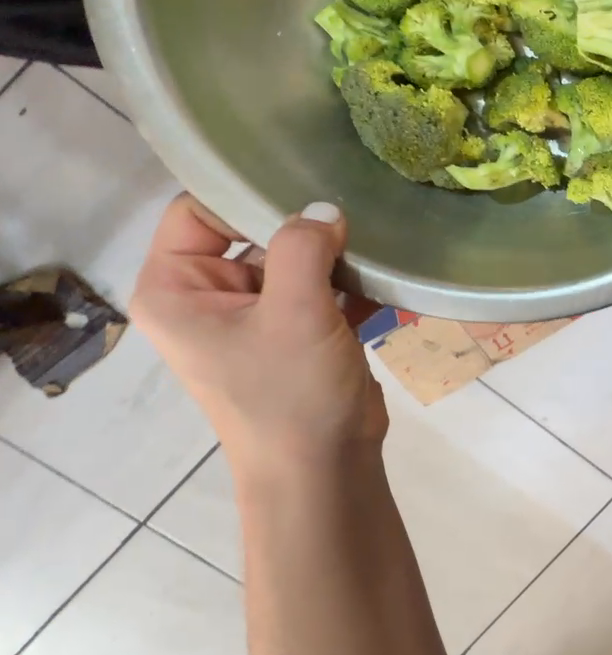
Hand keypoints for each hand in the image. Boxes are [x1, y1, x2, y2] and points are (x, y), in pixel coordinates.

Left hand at [131, 195, 386, 476]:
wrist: (322, 463)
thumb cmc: (291, 391)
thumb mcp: (297, 312)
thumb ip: (305, 249)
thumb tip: (327, 207)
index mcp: (177, 288)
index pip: (198, 214)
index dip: (249, 199)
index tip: (311, 191)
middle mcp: (210, 297)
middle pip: (257, 235)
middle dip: (311, 232)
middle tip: (362, 222)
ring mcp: (258, 317)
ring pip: (299, 264)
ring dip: (341, 261)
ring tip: (383, 252)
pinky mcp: (300, 335)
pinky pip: (324, 293)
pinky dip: (356, 288)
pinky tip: (390, 285)